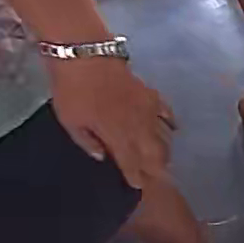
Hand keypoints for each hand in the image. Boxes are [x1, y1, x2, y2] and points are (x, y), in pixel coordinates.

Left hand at [46, 58, 175, 189]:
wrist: (85, 55)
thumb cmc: (72, 91)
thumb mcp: (70, 121)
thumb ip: (87, 142)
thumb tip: (102, 157)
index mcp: (117, 135)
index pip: (131, 162)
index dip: (136, 176)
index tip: (139, 186)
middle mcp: (137, 127)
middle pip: (153, 153)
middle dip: (156, 168)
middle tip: (159, 179)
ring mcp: (146, 110)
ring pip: (163, 136)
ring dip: (165, 150)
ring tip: (166, 161)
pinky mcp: (150, 95)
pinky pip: (166, 112)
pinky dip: (171, 123)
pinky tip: (173, 129)